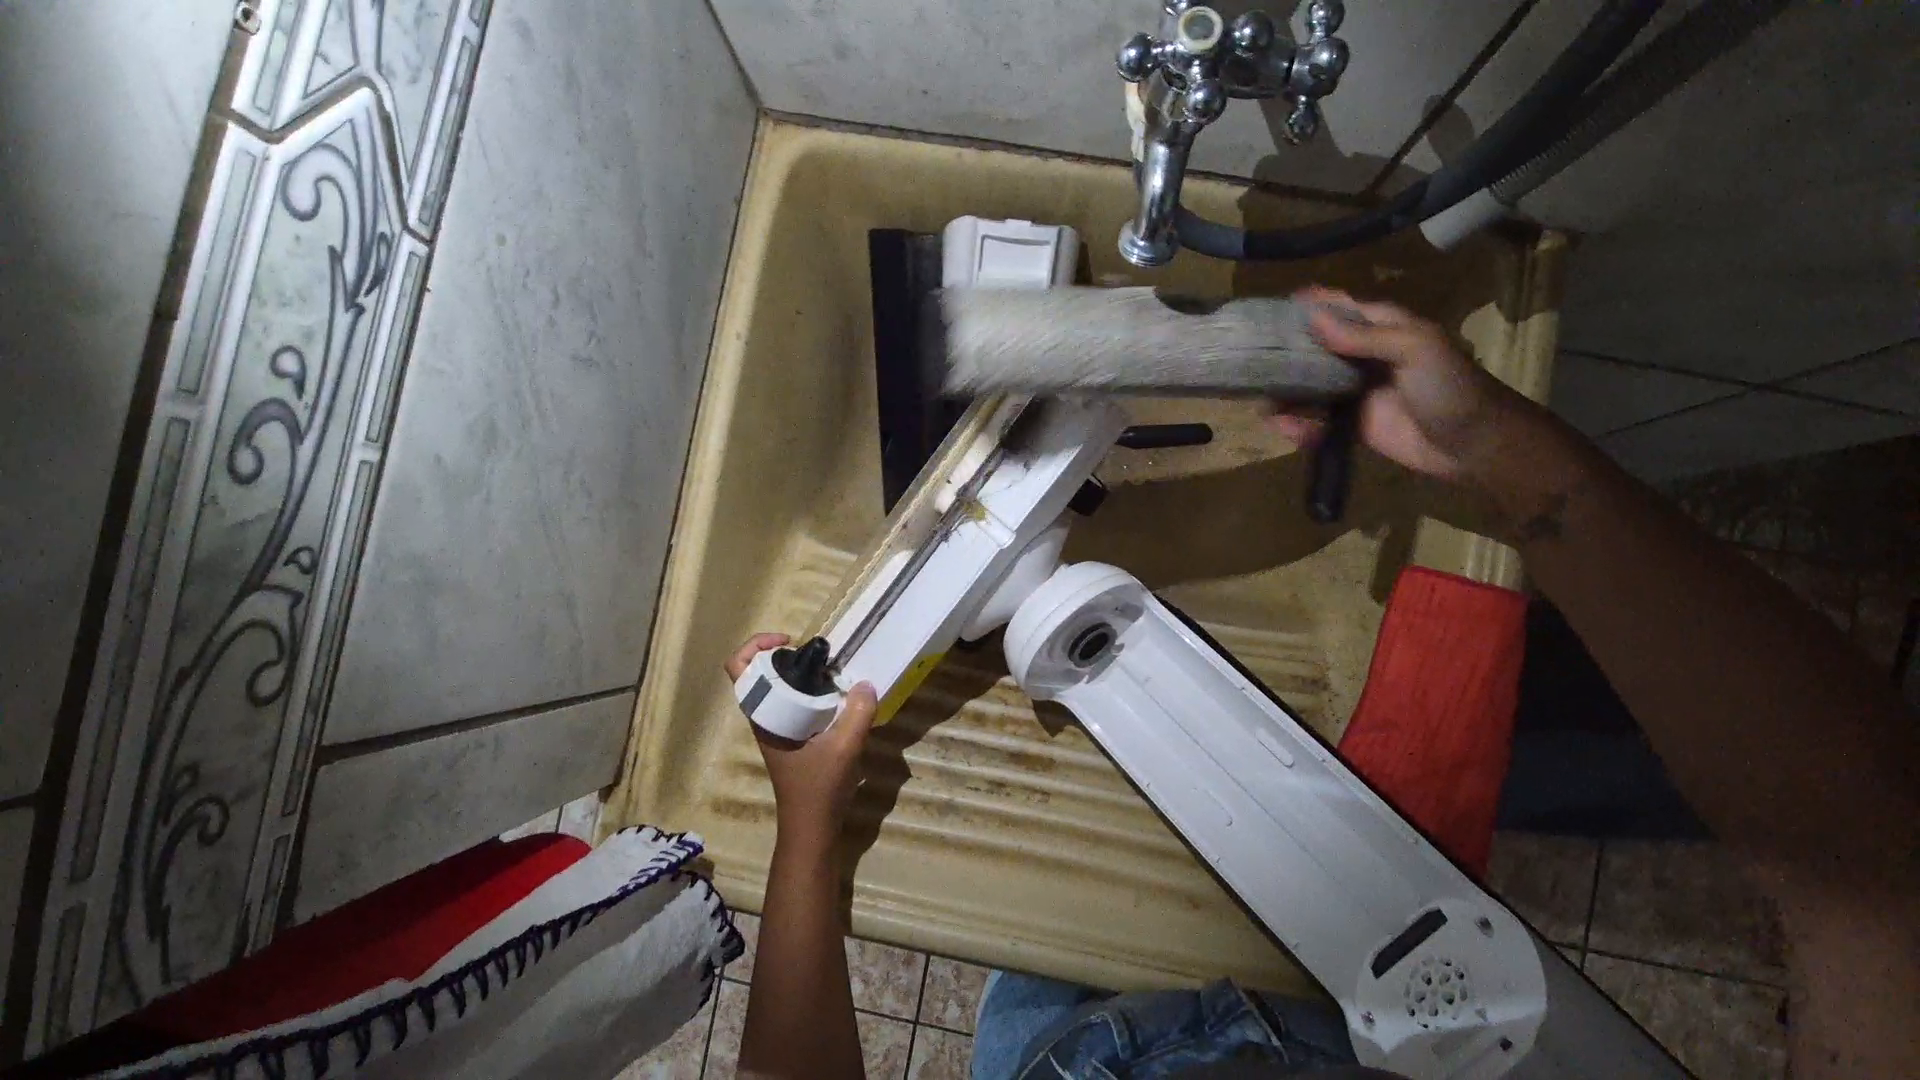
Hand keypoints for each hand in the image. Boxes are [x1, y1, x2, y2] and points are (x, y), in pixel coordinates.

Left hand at [725, 633, 877, 848]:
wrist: (811, 828)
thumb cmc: (819, 789)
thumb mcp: (845, 748)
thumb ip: (857, 713)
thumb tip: (866, 683)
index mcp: (764, 715)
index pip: (739, 669)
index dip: (756, 645)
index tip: (790, 643)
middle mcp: (765, 717)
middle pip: (761, 672)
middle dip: (787, 656)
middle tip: (818, 657)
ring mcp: (778, 728)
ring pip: (779, 687)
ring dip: (801, 674)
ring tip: (831, 673)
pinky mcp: (792, 737)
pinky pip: (794, 702)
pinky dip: (811, 692)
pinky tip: (838, 698)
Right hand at [1272, 286, 1530, 483]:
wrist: (1471, 444)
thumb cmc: (1449, 386)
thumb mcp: (1414, 349)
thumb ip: (1364, 336)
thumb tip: (1313, 318)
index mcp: (1382, 329)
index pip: (1340, 309)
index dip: (1311, 305)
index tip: (1274, 306)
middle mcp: (1363, 357)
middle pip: (1315, 349)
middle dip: (1285, 355)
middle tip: (1252, 362)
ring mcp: (1354, 392)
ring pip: (1308, 388)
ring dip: (1286, 397)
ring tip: (1266, 407)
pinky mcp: (1349, 425)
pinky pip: (1316, 422)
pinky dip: (1299, 426)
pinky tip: (1289, 430)